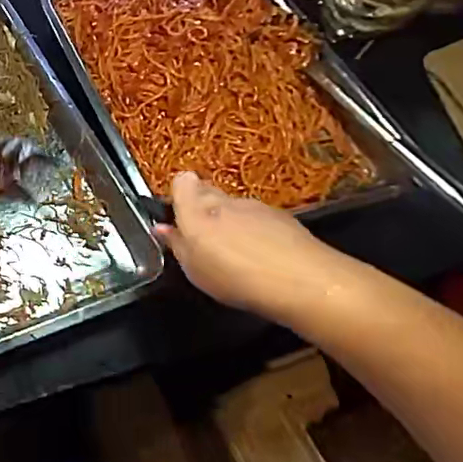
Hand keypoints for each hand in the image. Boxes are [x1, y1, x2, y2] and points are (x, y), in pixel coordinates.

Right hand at [154, 172, 349, 325]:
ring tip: (233, 255)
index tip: (177, 219)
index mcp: (197, 209)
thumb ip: (176, 244)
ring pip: (233, 206)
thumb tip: (162, 229)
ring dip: (229, 222)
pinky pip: (257, 219)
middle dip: (202, 209)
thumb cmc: (236, 276)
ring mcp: (255, 205)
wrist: (299, 279)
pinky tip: (259, 257)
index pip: (181, 182)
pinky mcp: (280, 216)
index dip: (178, 196)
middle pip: (207, 192)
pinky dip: (254, 232)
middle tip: (202, 241)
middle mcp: (225, 200)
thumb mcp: (194, 269)